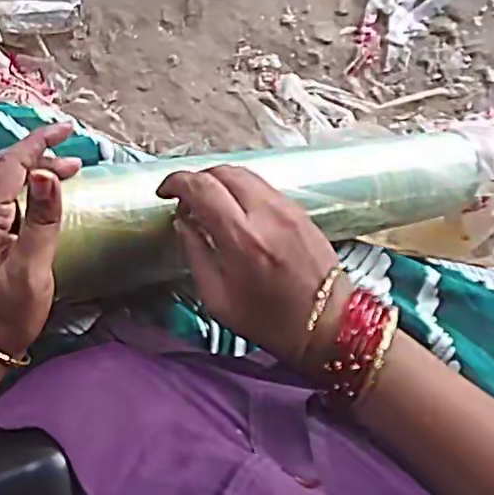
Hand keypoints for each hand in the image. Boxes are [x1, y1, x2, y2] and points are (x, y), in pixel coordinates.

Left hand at [0, 124, 81, 360]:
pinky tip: (40, 189)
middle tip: (73, 155)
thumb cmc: (8, 313)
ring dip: (29, 164)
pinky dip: (20, 179)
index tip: (68, 131)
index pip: (11, 163)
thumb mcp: (32, 270)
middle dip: (37, 150)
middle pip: (2, 163)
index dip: (39, 142)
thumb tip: (48, 174)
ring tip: (65, 170)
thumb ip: (42, 220)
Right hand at [156, 165, 345, 372]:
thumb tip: (182, 222)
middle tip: (185, 199)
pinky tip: (235, 211)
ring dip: (219, 181)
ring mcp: (286, 208)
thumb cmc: (269, 321)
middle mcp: (265, 213)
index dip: (176, 182)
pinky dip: (241, 190)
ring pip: (244, 173)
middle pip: (222, 171)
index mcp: (242, 239)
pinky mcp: (299, 210)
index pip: (202, 187)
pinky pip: (262, 186)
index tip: (164, 193)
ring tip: (209, 203)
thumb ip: (195, 254)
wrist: (329, 323)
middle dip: (197, 179)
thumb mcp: (217, 299)